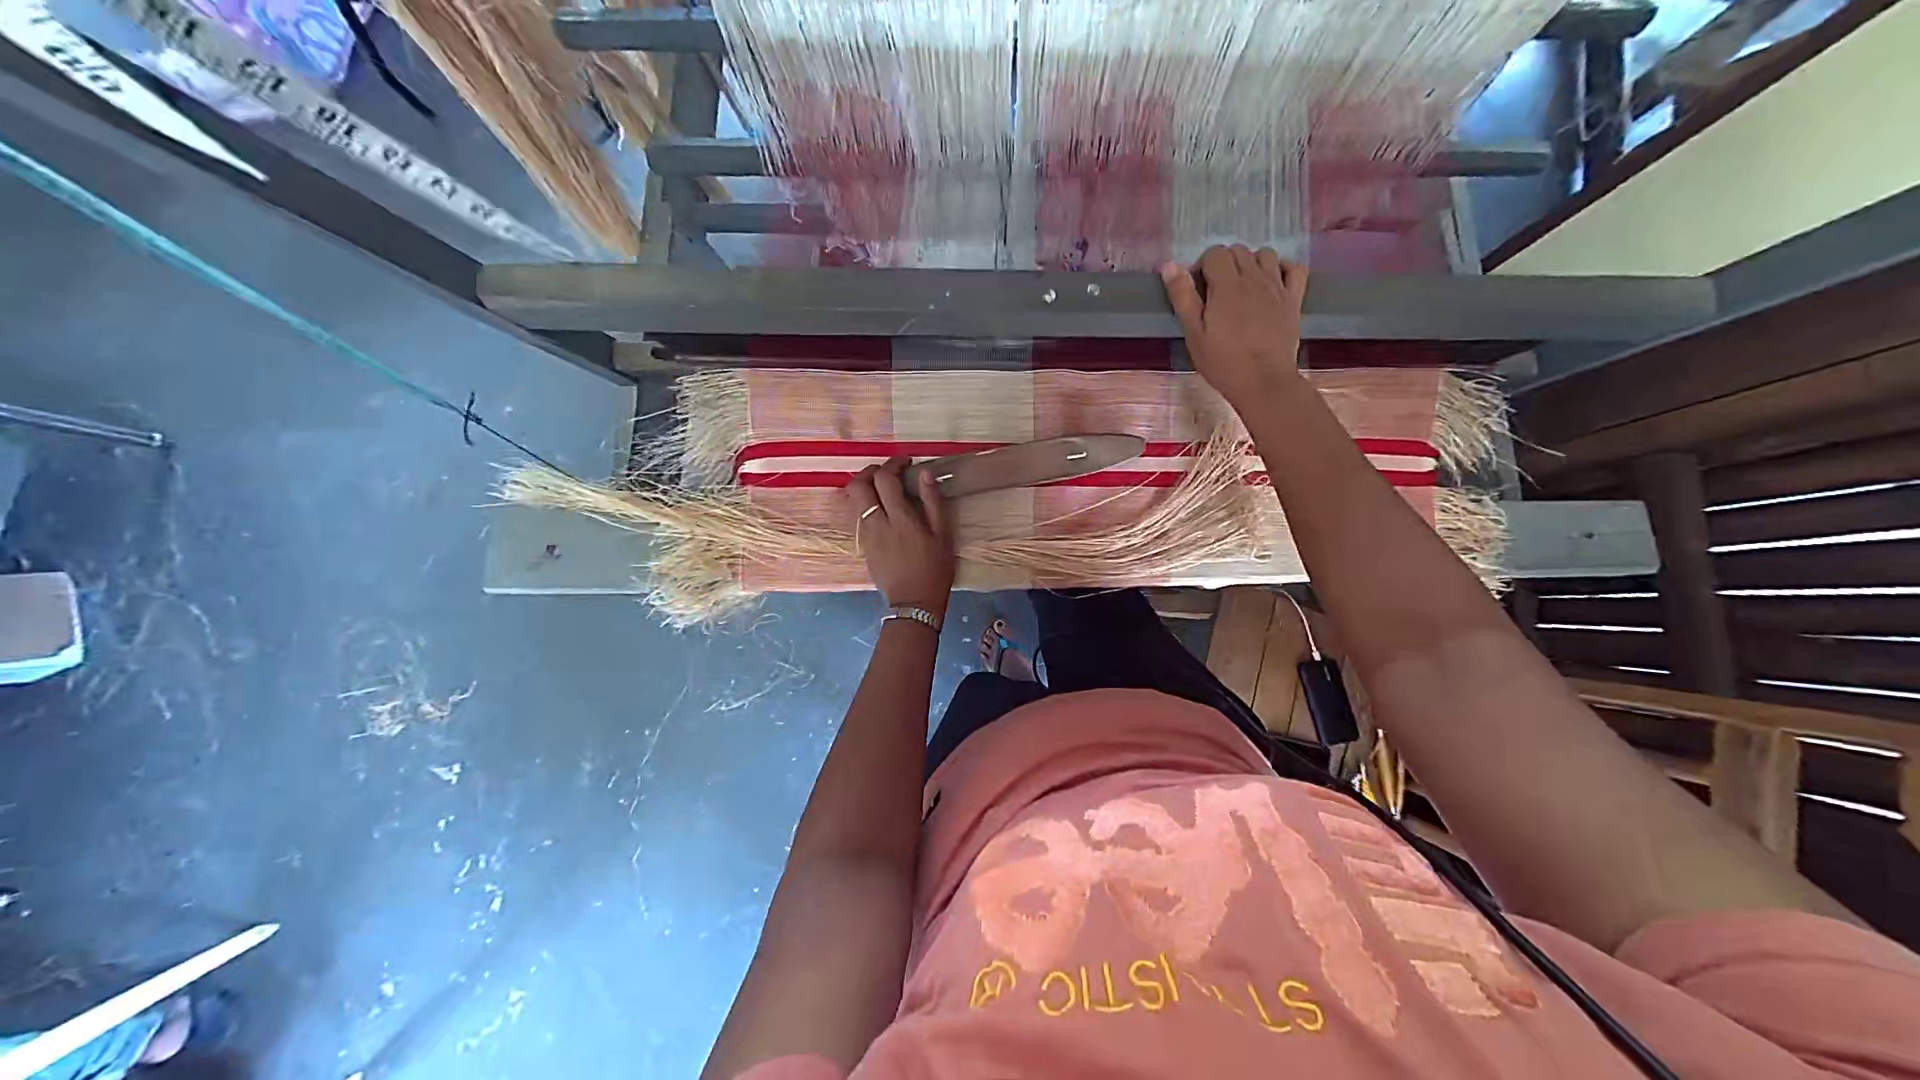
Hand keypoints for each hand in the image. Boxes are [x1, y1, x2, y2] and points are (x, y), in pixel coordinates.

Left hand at [846, 456, 955, 616]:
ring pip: (853, 500)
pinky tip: (880, 508)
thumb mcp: (943, 535)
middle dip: (870, 471)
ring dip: (864, 486)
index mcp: (899, 519)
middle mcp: (876, 523)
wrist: (913, 603)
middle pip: (859, 485)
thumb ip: (933, 502)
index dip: (893, 464)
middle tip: (888, 472)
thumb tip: (925, 473)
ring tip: (882, 488)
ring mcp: (866, 535)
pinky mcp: (863, 545)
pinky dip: (864, 503)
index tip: (906, 463)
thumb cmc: (935, 569)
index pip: (885, 479)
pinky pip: (856, 515)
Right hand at [1160, 244, 1307, 411]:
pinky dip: (1282, 268)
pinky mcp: (1294, 299)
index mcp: (1227, 285)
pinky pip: (1294, 268)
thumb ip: (1182, 297)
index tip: (1198, 290)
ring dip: (1250, 263)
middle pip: (1238, 251)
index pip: (1214, 254)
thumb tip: (1170, 265)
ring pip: (1265, 254)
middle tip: (1215, 292)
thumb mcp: (1194, 334)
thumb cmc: (1223, 362)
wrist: (1263, 381)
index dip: (1202, 267)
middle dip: (1224, 264)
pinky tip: (1272, 283)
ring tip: (1242, 287)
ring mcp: (1278, 287)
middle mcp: (1254, 278)